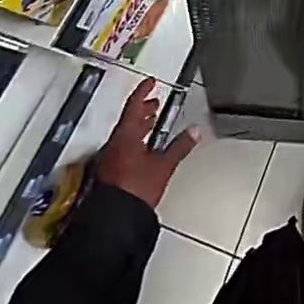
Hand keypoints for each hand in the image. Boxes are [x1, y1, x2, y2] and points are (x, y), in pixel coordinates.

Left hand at [97, 78, 201, 208]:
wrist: (113, 222)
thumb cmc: (136, 190)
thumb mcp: (164, 165)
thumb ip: (180, 146)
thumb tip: (195, 131)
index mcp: (126, 136)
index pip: (134, 105)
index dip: (143, 91)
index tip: (150, 82)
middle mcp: (114, 144)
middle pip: (128, 119)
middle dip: (143, 109)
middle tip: (154, 103)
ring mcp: (109, 159)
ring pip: (125, 134)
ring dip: (139, 126)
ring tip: (151, 123)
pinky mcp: (108, 173)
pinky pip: (122, 148)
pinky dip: (134, 141)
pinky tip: (144, 149)